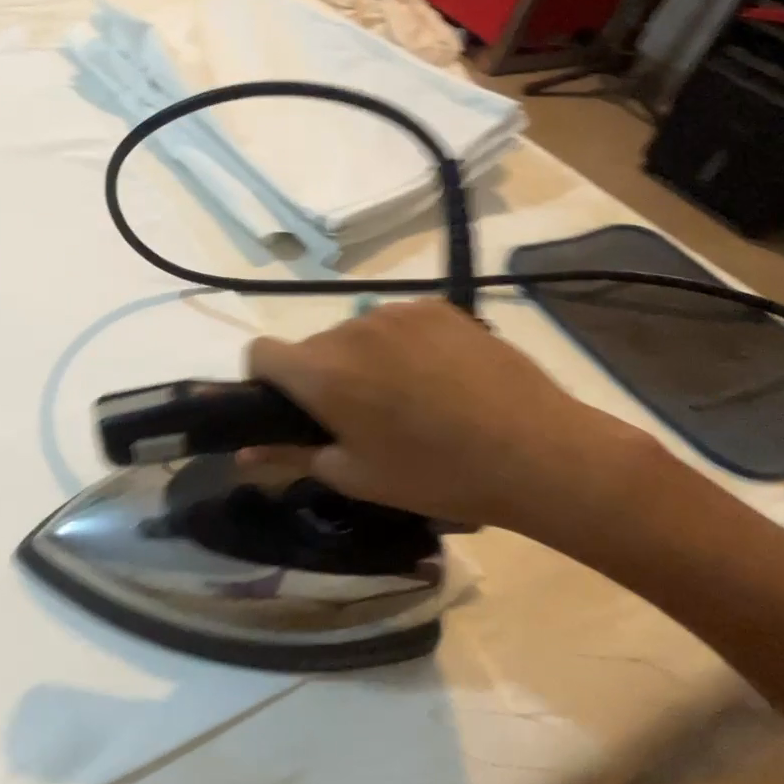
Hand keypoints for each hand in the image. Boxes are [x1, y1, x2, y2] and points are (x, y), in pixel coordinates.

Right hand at [243, 300, 659, 539]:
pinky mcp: (437, 306)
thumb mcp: (355, 476)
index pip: (260, 352)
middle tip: (358, 418)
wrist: (538, 453)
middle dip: (320, 377)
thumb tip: (245, 453)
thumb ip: (291, 457)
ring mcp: (396, 312)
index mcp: (321, 372)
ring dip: (361, 360)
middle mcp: (350, 330)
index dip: (264, 380)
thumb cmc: (436, 475)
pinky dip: (399, 346)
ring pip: (354, 335)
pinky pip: (395, 323)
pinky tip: (437, 379)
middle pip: (311, 347)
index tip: (291, 410)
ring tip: (406, 399)